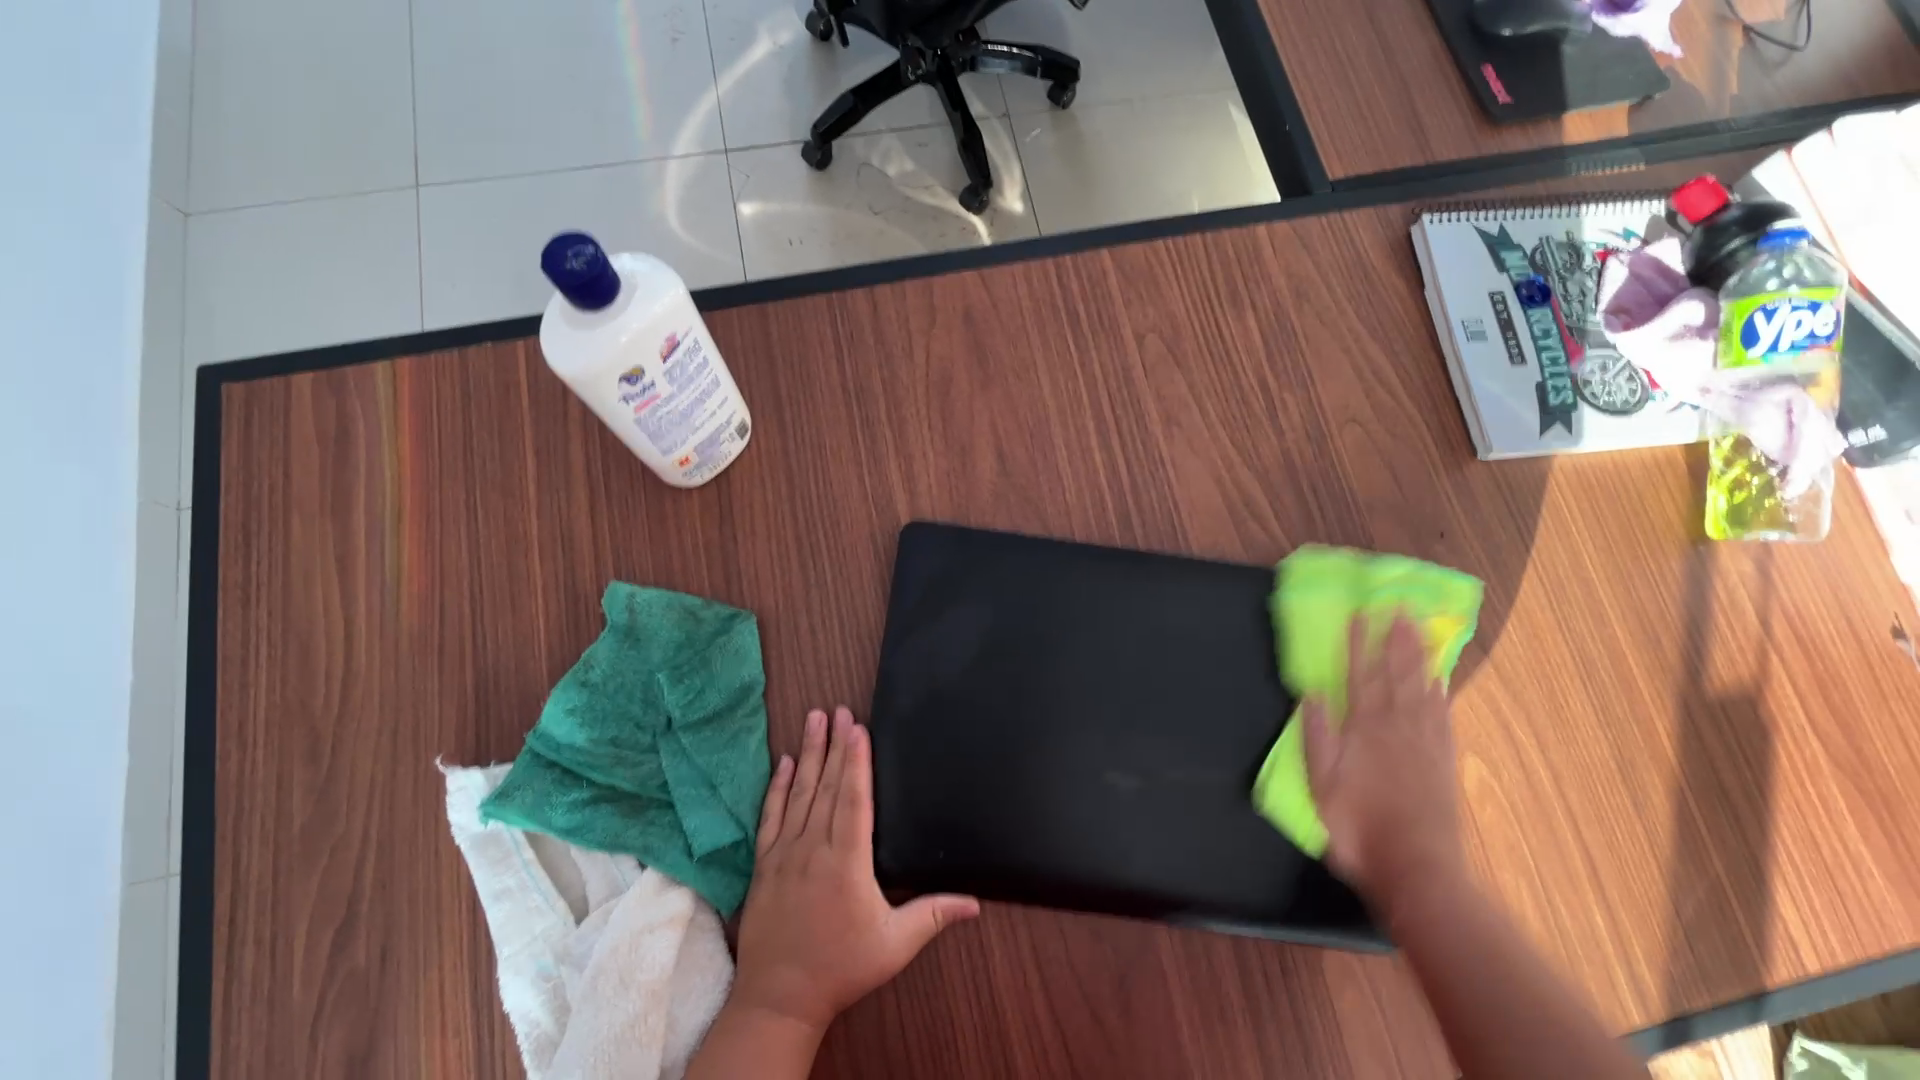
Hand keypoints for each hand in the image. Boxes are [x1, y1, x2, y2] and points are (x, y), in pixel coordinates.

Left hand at [730, 706, 980, 1033]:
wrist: (778, 997)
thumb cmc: (842, 968)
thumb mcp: (895, 944)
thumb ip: (933, 915)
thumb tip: (976, 903)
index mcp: (846, 862)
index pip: (854, 799)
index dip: (856, 761)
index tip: (857, 728)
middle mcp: (813, 848)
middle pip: (826, 786)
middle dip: (833, 745)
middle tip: (836, 709)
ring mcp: (784, 854)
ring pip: (799, 794)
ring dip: (807, 755)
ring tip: (812, 720)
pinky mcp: (764, 864)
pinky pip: (771, 816)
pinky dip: (777, 788)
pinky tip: (782, 764)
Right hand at [1303, 615, 1465, 917]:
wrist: (1417, 867)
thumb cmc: (1357, 827)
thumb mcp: (1322, 784)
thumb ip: (1318, 736)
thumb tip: (1313, 694)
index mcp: (1364, 729)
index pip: (1359, 676)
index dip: (1358, 644)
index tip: (1359, 614)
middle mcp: (1397, 727)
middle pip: (1395, 674)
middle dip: (1394, 639)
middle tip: (1399, 608)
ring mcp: (1425, 743)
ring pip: (1422, 688)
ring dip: (1419, 657)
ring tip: (1418, 630)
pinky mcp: (1443, 761)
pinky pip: (1442, 716)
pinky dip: (1440, 693)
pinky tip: (1440, 681)